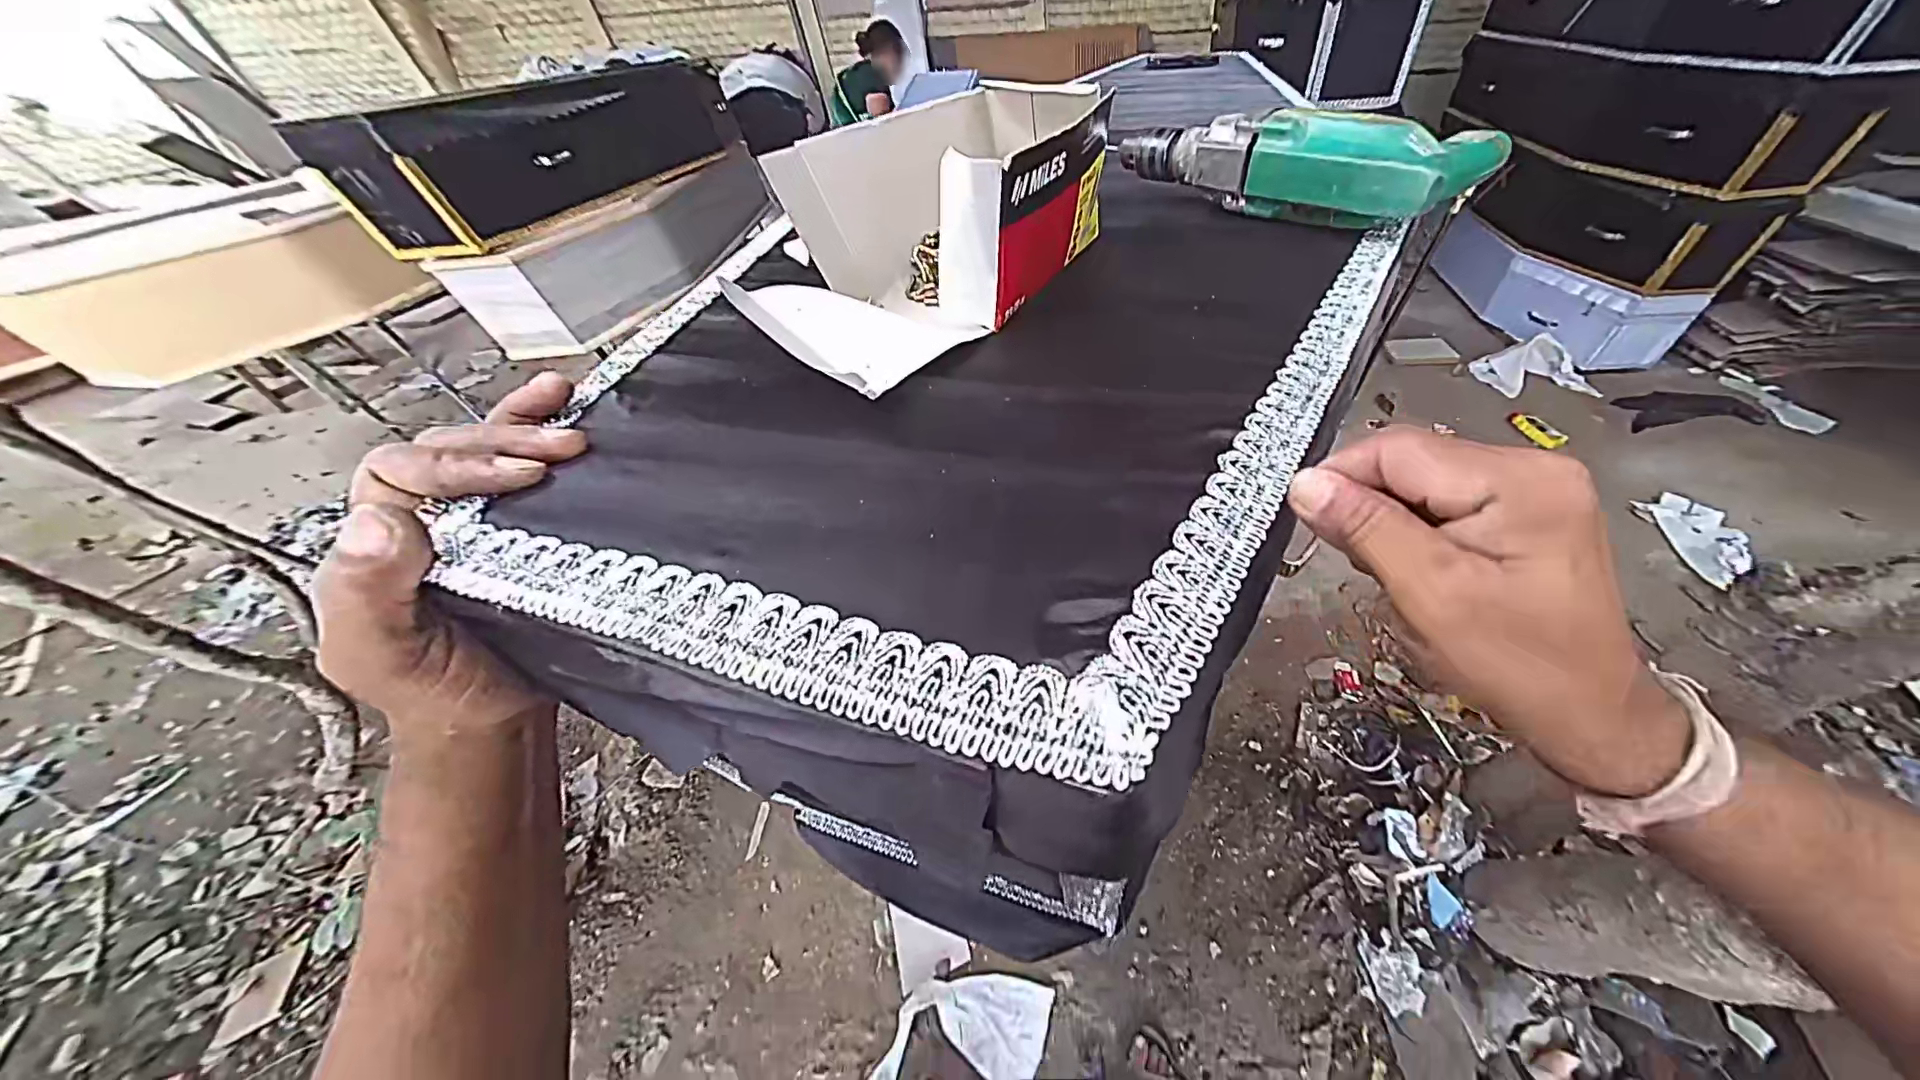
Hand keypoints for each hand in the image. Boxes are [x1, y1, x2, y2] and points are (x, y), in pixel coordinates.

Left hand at [313, 372, 587, 739]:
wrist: (495, 713)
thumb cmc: (437, 686)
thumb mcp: (378, 653)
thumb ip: (362, 593)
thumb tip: (377, 521)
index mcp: (376, 538)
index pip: (402, 470)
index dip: (460, 464)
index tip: (521, 476)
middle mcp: (423, 517)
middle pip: (451, 448)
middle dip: (506, 440)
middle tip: (559, 448)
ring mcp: (477, 518)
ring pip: (487, 447)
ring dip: (529, 425)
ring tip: (569, 420)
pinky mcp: (525, 524)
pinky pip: (524, 465)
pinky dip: (538, 427)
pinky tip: (563, 402)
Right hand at [1286, 427, 1689, 796]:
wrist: (1587, 714)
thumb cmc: (1514, 662)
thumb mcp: (1428, 594)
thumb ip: (1365, 529)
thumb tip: (1305, 485)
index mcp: (1518, 481)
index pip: (1396, 449)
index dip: (1339, 478)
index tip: (1308, 520)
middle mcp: (1531, 468)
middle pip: (1408, 460)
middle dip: (1363, 503)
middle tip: (1353, 556)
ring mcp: (1530, 488)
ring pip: (1416, 480)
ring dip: (1382, 518)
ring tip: (1388, 567)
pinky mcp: (1521, 509)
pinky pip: (1437, 499)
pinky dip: (1406, 527)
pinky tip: (1411, 564)